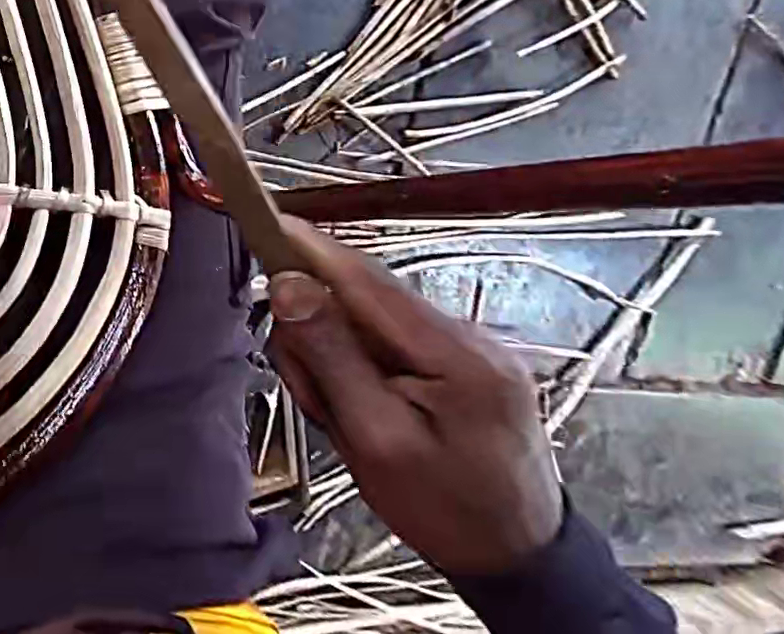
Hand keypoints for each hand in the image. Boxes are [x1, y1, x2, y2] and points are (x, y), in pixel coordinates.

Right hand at [267, 216, 562, 575]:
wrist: (516, 560)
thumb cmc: (444, 509)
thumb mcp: (375, 439)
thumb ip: (331, 356)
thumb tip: (288, 284)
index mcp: (455, 353)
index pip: (365, 277)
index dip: (310, 247)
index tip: (266, 223)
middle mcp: (465, 333)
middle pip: (360, 296)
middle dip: (318, 331)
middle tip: (315, 393)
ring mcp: (465, 343)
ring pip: (366, 317)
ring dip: (334, 352)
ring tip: (341, 410)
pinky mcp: (457, 356)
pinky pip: (383, 336)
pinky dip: (354, 361)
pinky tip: (359, 402)